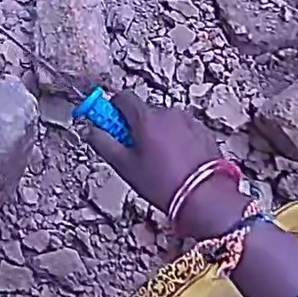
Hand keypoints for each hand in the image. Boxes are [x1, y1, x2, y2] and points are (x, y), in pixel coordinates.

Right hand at [81, 91, 256, 240]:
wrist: (207, 199)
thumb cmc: (164, 183)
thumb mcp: (124, 166)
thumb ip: (103, 143)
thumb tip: (90, 130)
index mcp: (146, 118)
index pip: (121, 98)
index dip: (111, 110)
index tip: (108, 125)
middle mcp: (168, 113)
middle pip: (142, 111)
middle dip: (134, 126)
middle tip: (132, 152)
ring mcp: (188, 121)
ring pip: (162, 121)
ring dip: (155, 133)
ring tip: (157, 162)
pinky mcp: (203, 132)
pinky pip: (181, 129)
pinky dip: (174, 140)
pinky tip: (175, 162)